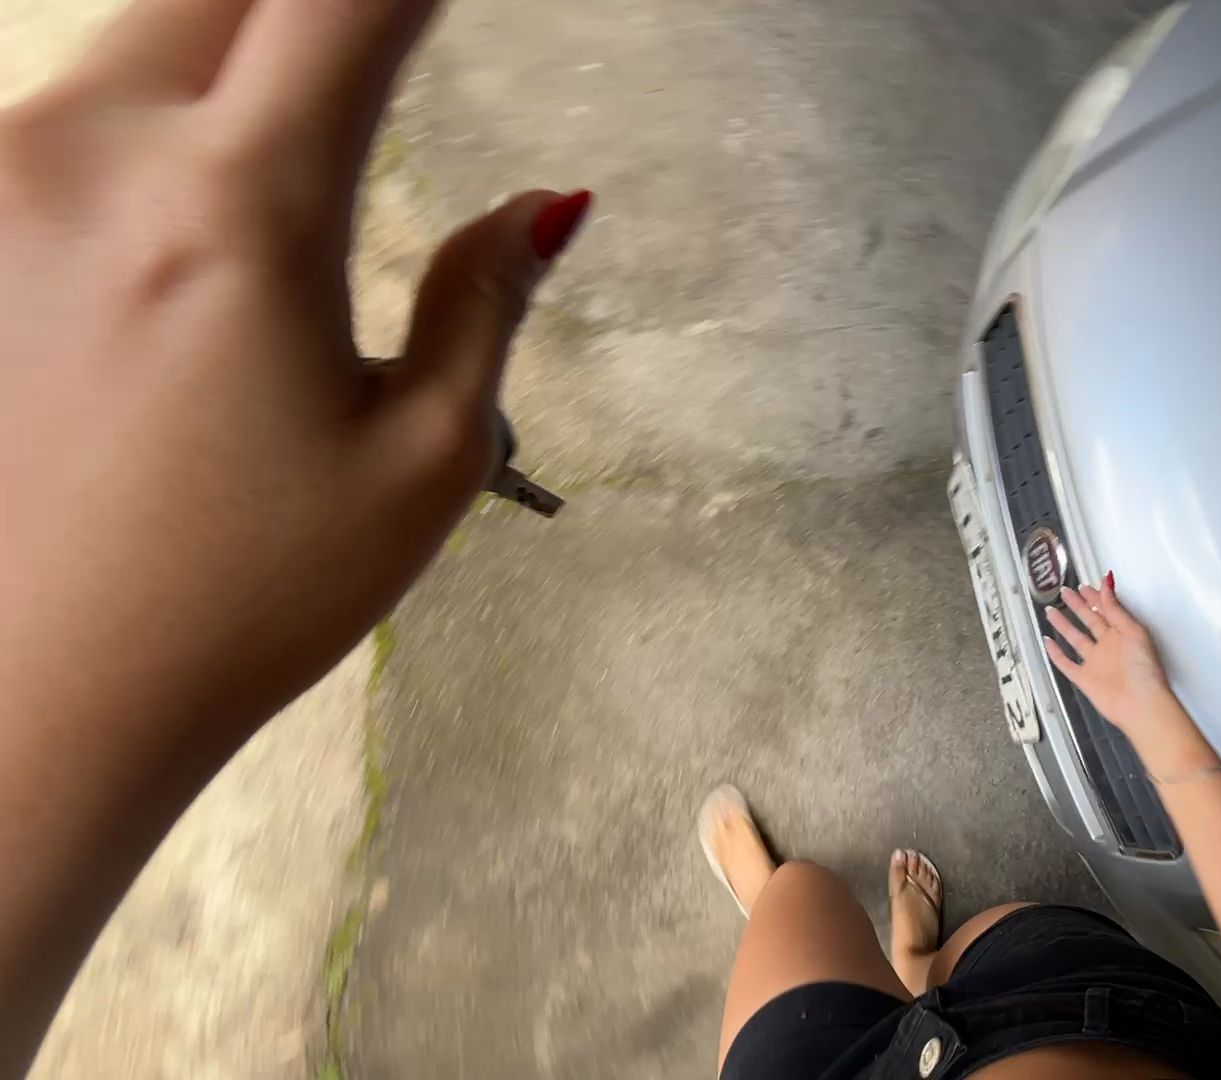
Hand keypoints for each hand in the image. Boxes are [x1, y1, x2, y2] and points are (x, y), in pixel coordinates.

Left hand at [0, 0, 588, 743]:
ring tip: (338, 89)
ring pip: (151, 37)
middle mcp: (87, 158)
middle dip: (332, 3)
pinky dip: (188, 100)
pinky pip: (94, 109)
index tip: (453, 1)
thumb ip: (487, 299)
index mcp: (240, 214)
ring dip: (256, 43)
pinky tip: (234, 159)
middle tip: (407, 27)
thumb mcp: (435, 446)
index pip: (345, 16)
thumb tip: (548, 205)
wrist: (52, 686)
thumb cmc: (275, 577)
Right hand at [1044, 579, 1218, 774]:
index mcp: (1122, 633)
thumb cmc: (1144, 671)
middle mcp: (1108, 646)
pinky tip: (1048, 643)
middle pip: (1089, 620)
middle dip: (1077, 605)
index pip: (1105, 609)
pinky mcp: (1085, 679)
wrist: (1140, 705)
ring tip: (1051, 611)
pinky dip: (1056, 654)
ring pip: (1075, 639)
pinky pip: (1066, 663)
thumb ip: (1116, 609)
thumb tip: (1107, 584)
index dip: (1094, 596)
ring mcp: (1095, 663)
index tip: (1084, 585)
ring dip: (1063, 625)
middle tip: (1065, 593)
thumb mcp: (1132, 631)